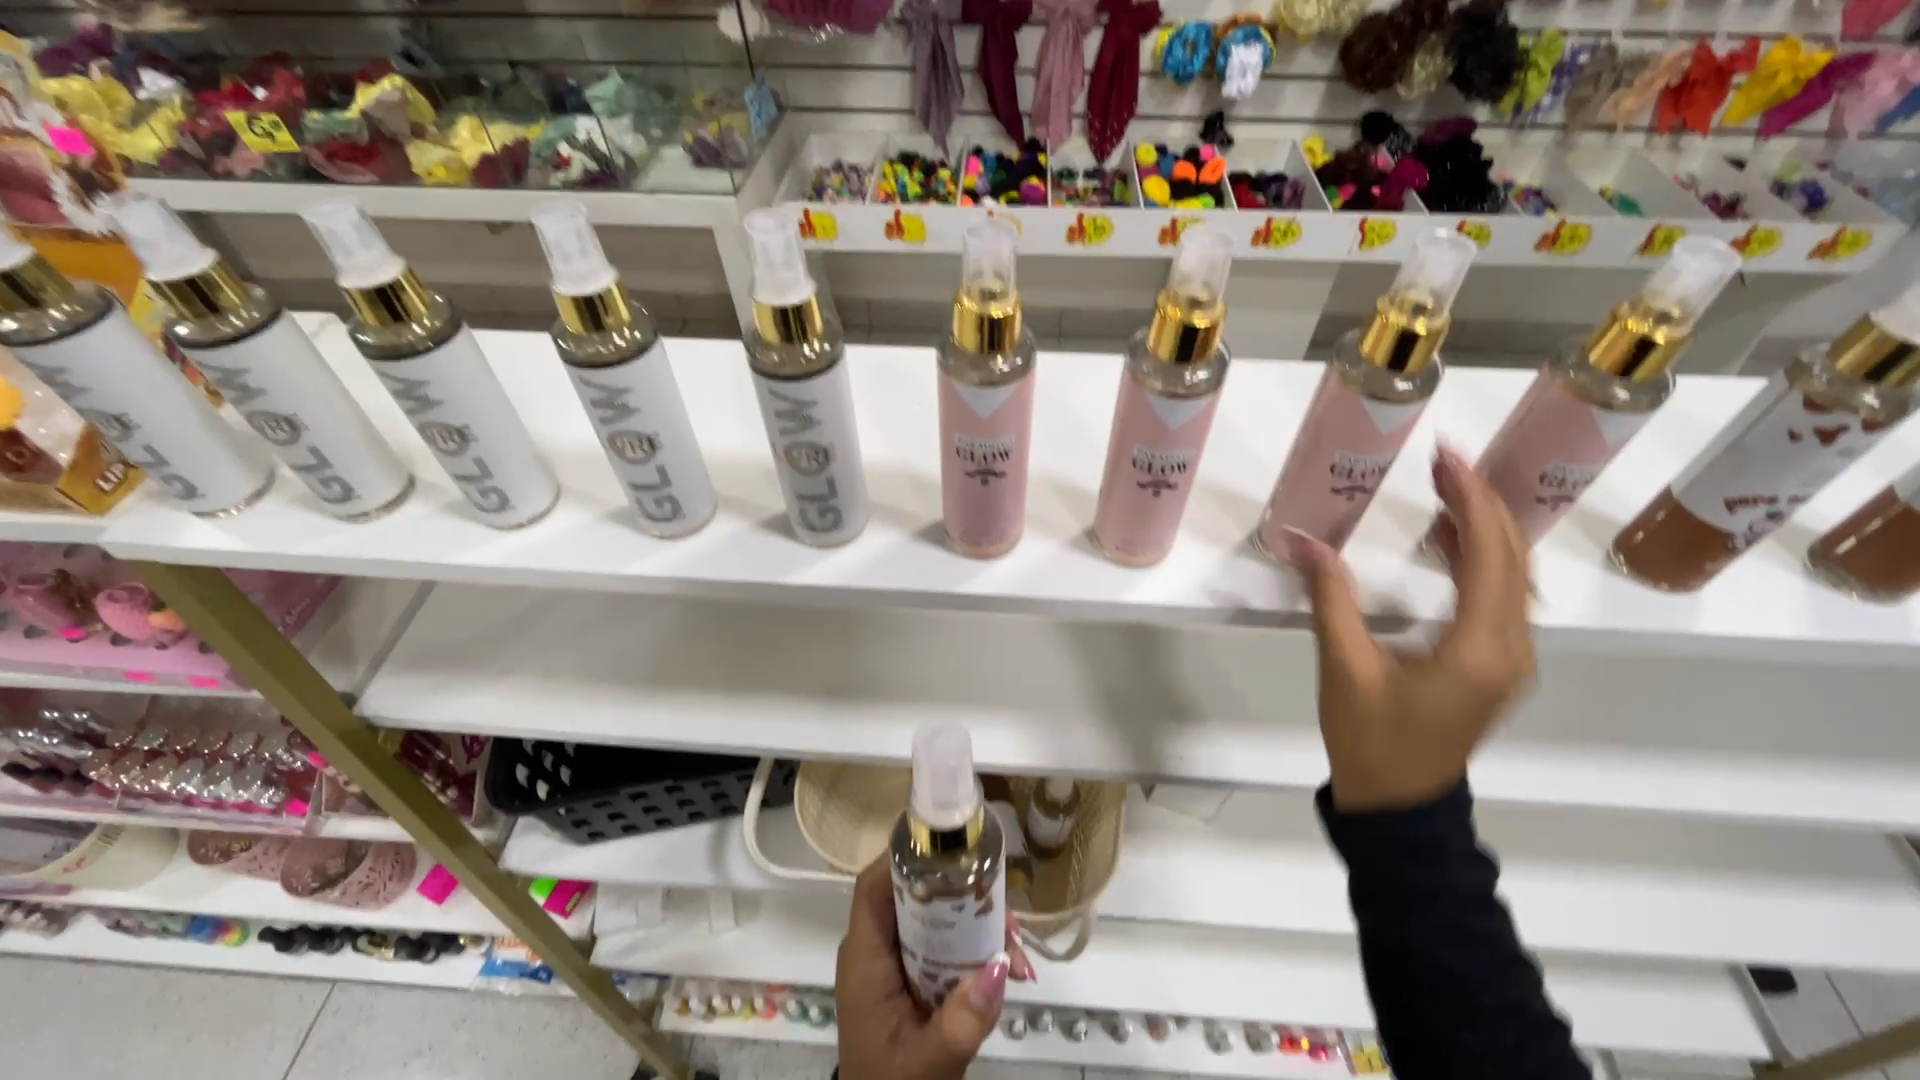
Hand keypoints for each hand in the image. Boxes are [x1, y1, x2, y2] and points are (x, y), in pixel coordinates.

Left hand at [835, 856, 1034, 1079]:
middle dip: (961, 895)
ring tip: (1015, 946)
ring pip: (932, 922)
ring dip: (974, 925)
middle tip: (1006, 910)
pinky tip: (1005, 967)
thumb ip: (960, 1022)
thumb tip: (998, 966)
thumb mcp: (927, 1064)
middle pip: (912, 898)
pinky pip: (939, 949)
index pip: (875, 887)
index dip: (907, 858)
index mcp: (865, 959)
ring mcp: (891, 966)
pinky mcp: (908, 982)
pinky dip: (971, 951)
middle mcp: (874, 952)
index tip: (952, 848)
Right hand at [1284, 444, 1534, 811]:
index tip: (1446, 458)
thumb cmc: (1371, 739)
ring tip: (1445, 492)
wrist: (1397, 804)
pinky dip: (1481, 561)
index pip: (1489, 554)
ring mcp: (1509, 658)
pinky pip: (1502, 598)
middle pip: (1512, 558)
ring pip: (1513, 576)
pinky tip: (1447, 544)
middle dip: (1481, 504)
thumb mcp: (1345, 667)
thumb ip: (1330, 599)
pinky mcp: (1496, 665)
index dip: (1469, 500)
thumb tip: (1304, 542)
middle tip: (1444, 463)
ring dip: (1484, 530)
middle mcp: (1511, 647)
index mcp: (1480, 647)